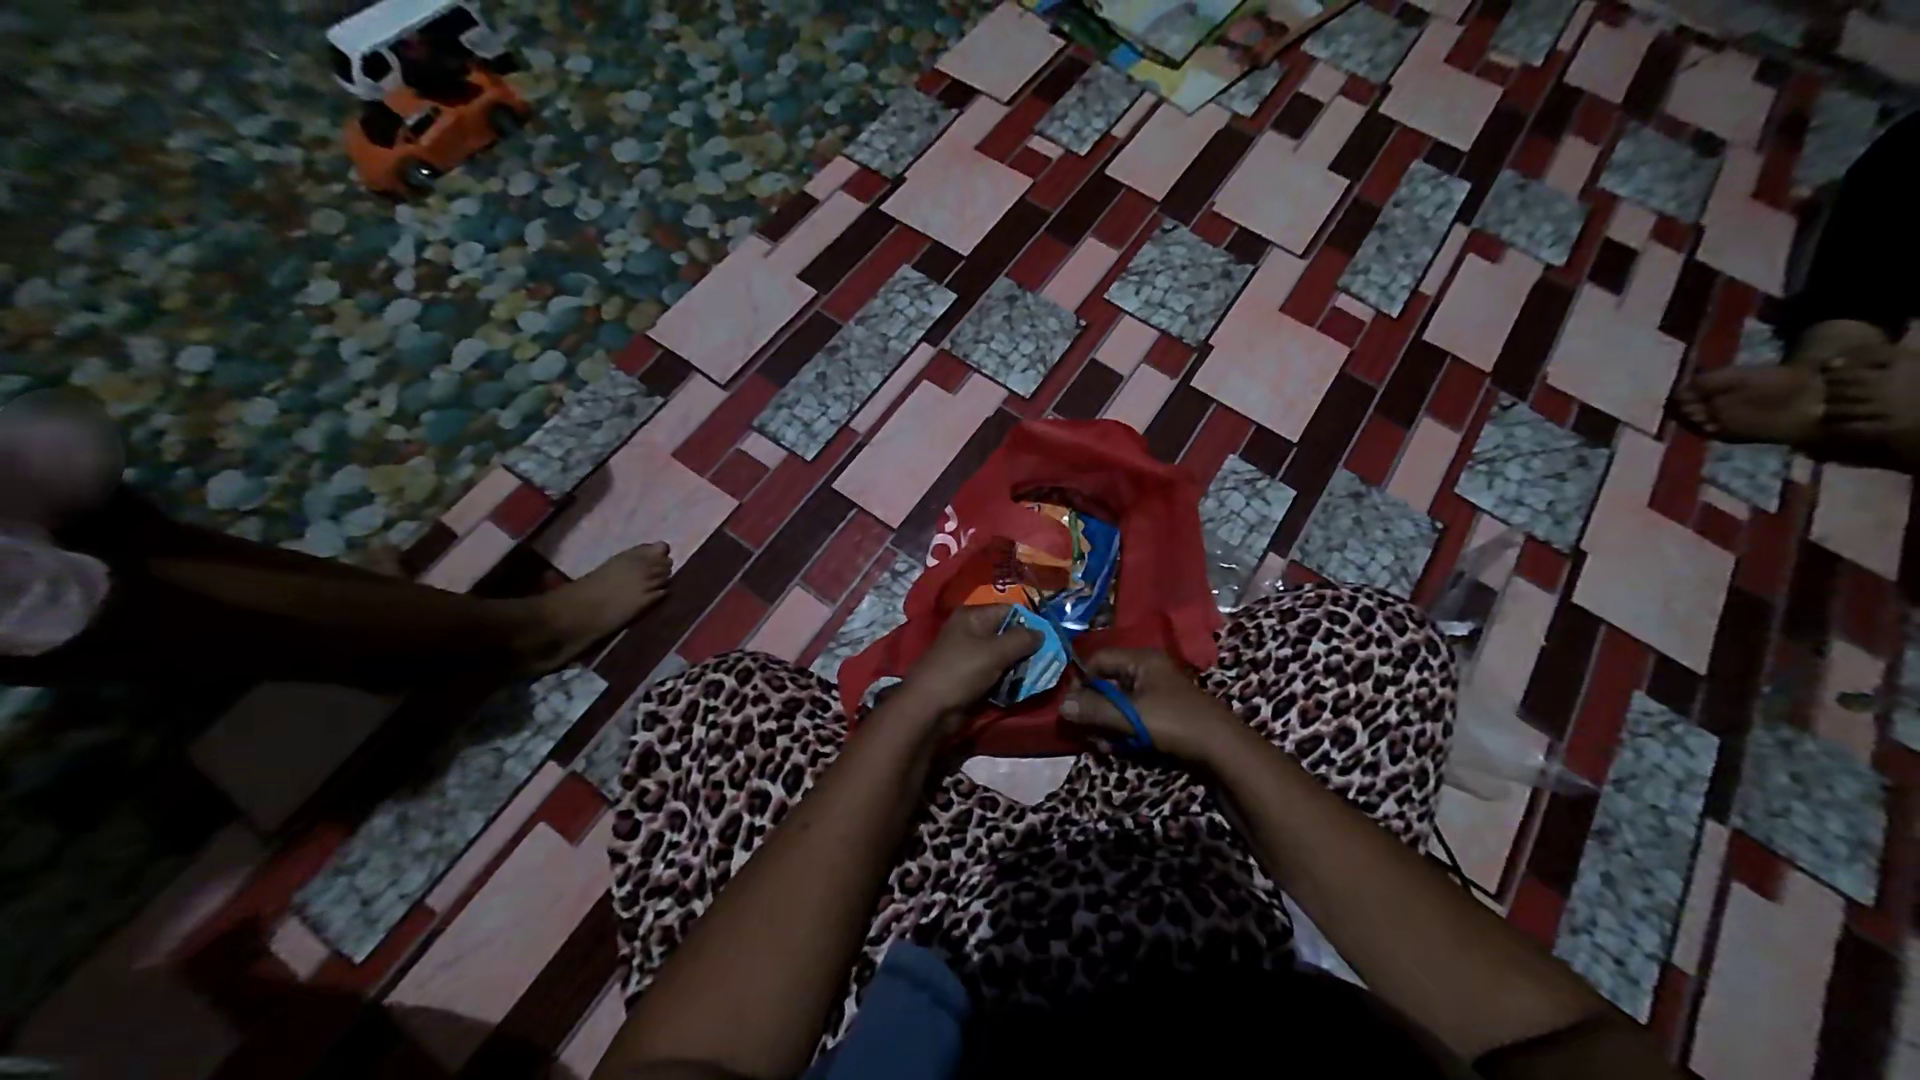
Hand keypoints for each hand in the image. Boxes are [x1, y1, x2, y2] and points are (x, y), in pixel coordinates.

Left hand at [895, 605, 1038, 720]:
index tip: (1053, 638)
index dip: (1031, 622)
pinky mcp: (972, 677)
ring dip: (1021, 666)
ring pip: (1005, 656)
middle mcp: (972, 631)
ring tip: (1041, 675)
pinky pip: (997, 673)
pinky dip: (1010, 680)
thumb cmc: (961, 671)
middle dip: (1029, 647)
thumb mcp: (995, 651)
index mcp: (973, 616)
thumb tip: (1043, 633)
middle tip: (1051, 660)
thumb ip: (1022, 639)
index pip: (1010, 610)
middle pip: (1008, 633)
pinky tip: (1024, 687)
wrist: (930, 709)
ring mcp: (971, 656)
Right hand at [1060, 648, 1244, 763]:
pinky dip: (1122, 732)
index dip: (1082, 680)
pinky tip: (1119, 749)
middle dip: (1094, 709)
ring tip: (1105, 746)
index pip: (1099, 659)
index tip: (1073, 706)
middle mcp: (1148, 671)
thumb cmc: (1176, 724)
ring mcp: (1156, 694)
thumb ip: (1095, 709)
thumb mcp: (1131, 716)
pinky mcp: (1162, 715)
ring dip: (1106, 725)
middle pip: (1106, 683)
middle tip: (1088, 733)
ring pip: (1117, 704)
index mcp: (1142, 660)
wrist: (1223, 752)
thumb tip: (1063, 705)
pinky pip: (1131, 718)